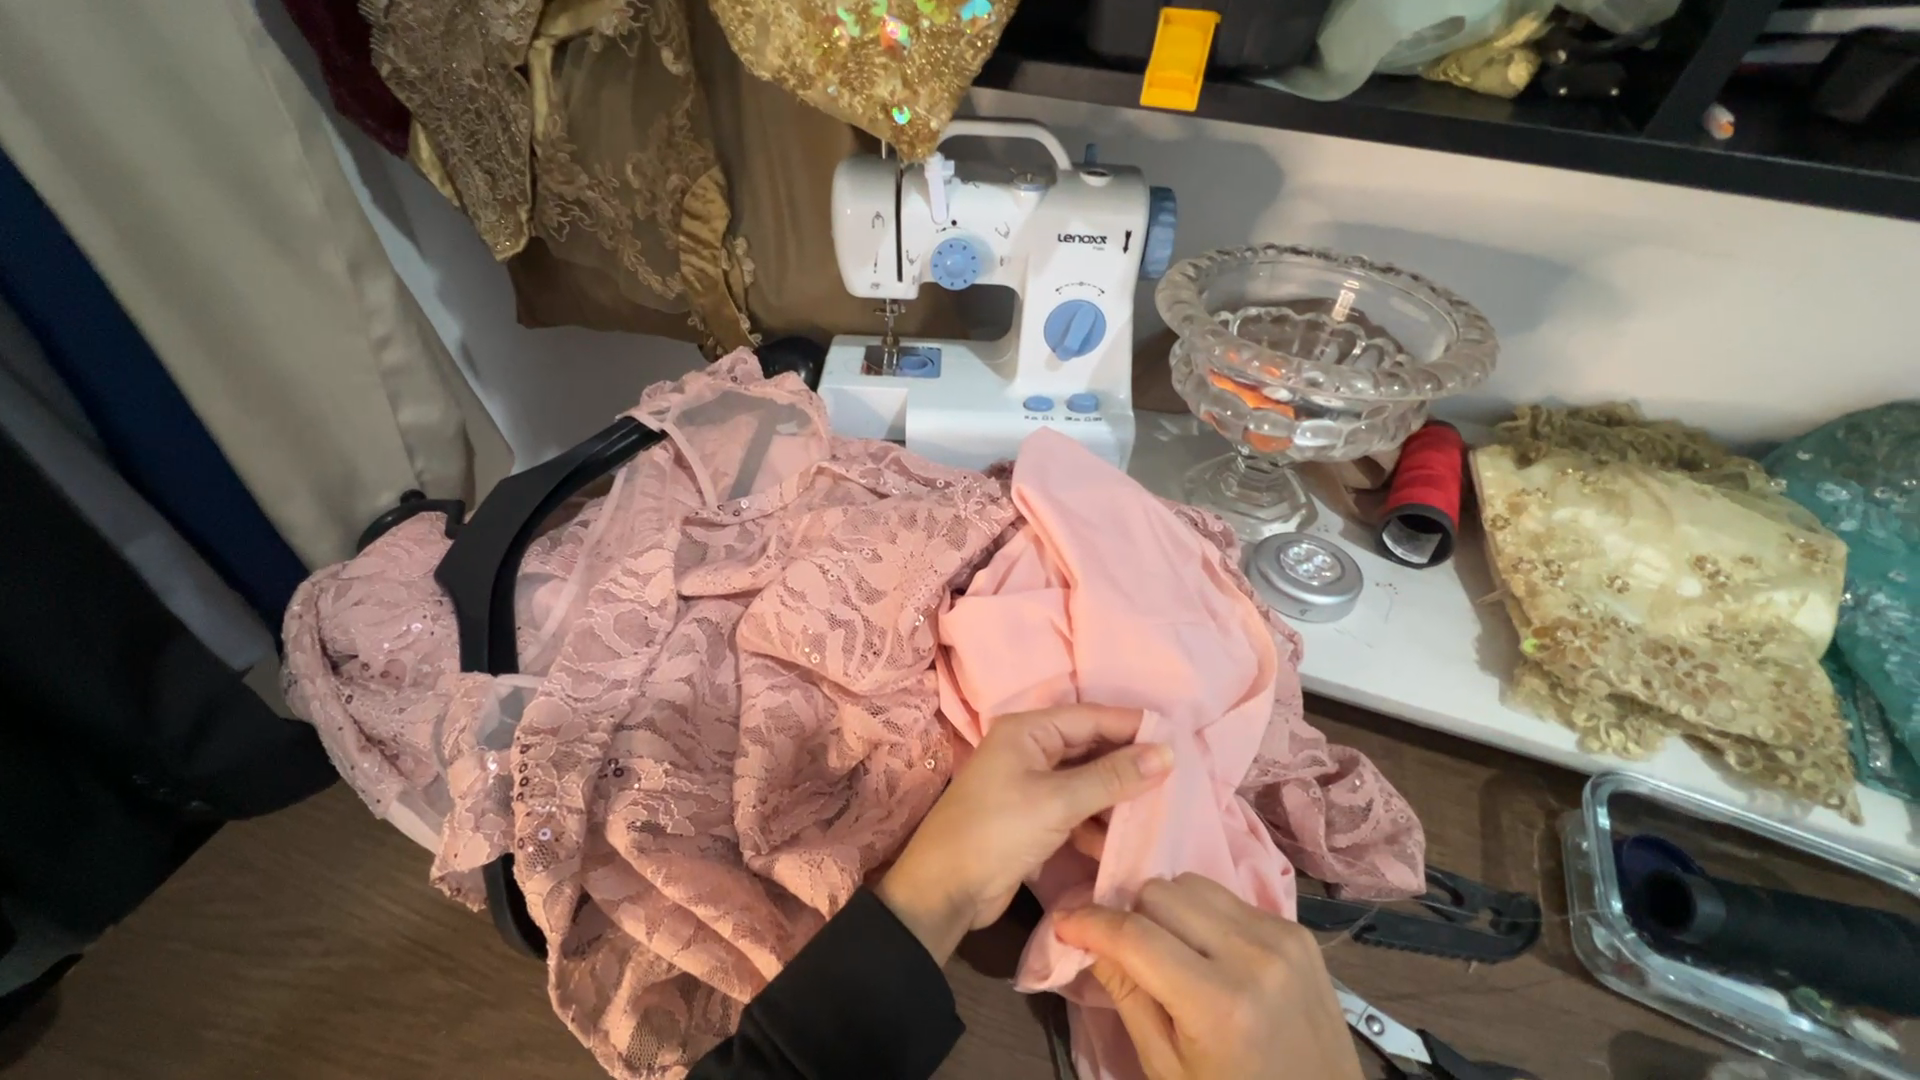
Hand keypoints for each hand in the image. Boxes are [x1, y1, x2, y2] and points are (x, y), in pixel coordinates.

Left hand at [875, 705, 1172, 963]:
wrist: (944, 890)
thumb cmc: (997, 832)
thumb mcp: (1058, 801)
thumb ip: (1113, 777)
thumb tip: (1167, 752)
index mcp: (1028, 730)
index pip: (1092, 718)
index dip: (1134, 727)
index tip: (1178, 740)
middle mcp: (1030, 749)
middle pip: (1091, 747)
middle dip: (1129, 765)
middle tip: (1176, 780)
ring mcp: (1030, 783)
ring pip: (1087, 781)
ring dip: (1116, 797)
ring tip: (1157, 813)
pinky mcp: (1033, 817)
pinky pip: (1076, 808)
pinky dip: (1098, 821)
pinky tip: (1123, 840)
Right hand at [1054, 873, 1363, 1079]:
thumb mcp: (1168, 1068)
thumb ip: (1127, 996)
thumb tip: (1084, 938)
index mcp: (1218, 1004)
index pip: (1135, 937)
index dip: (1090, 923)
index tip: (1063, 922)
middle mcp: (1253, 957)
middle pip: (1159, 893)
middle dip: (1131, 916)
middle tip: (1127, 950)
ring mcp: (1281, 937)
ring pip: (1191, 883)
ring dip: (1167, 908)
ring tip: (1170, 948)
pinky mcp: (1298, 929)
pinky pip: (1227, 895)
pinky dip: (1204, 913)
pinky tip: (1209, 950)